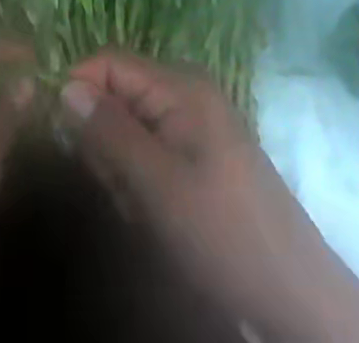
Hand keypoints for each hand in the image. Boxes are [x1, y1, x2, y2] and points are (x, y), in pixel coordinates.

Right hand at [61, 52, 358, 342]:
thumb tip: (65, 86)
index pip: (107, 63)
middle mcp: (187, 94)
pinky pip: (148, 151)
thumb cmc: (222, 232)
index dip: (79, 92)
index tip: (67, 138)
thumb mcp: (156, 183)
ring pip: (127, 128)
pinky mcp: (198, 154)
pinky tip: (152, 212)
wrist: (293, 295)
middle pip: (116, 95)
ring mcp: (194, 125)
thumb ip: (108, 130)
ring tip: (139, 206)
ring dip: (119, 167)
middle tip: (117, 185)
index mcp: (180, 87)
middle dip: (103, 140)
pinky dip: (139, 180)